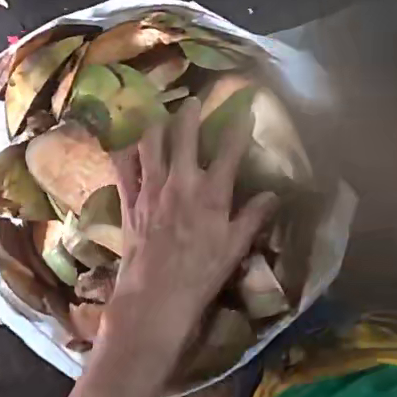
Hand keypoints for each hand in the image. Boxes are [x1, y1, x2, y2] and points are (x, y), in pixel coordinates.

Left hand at [96, 97, 277, 377]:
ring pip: (151, 143)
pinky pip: (123, 167)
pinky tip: (125, 143)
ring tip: (161, 115)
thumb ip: (254, 217)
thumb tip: (273, 194)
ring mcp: (151, 188)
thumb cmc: (201, 274)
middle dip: (191, 113)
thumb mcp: (235, 247)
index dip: (238, 127)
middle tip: (194, 101)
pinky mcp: (130, 199)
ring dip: (157, 125)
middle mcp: (181, 181)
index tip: (244, 110)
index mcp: (212, 192)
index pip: (229, 150)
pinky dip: (124, 152)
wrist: (156, 295)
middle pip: (185, 135)